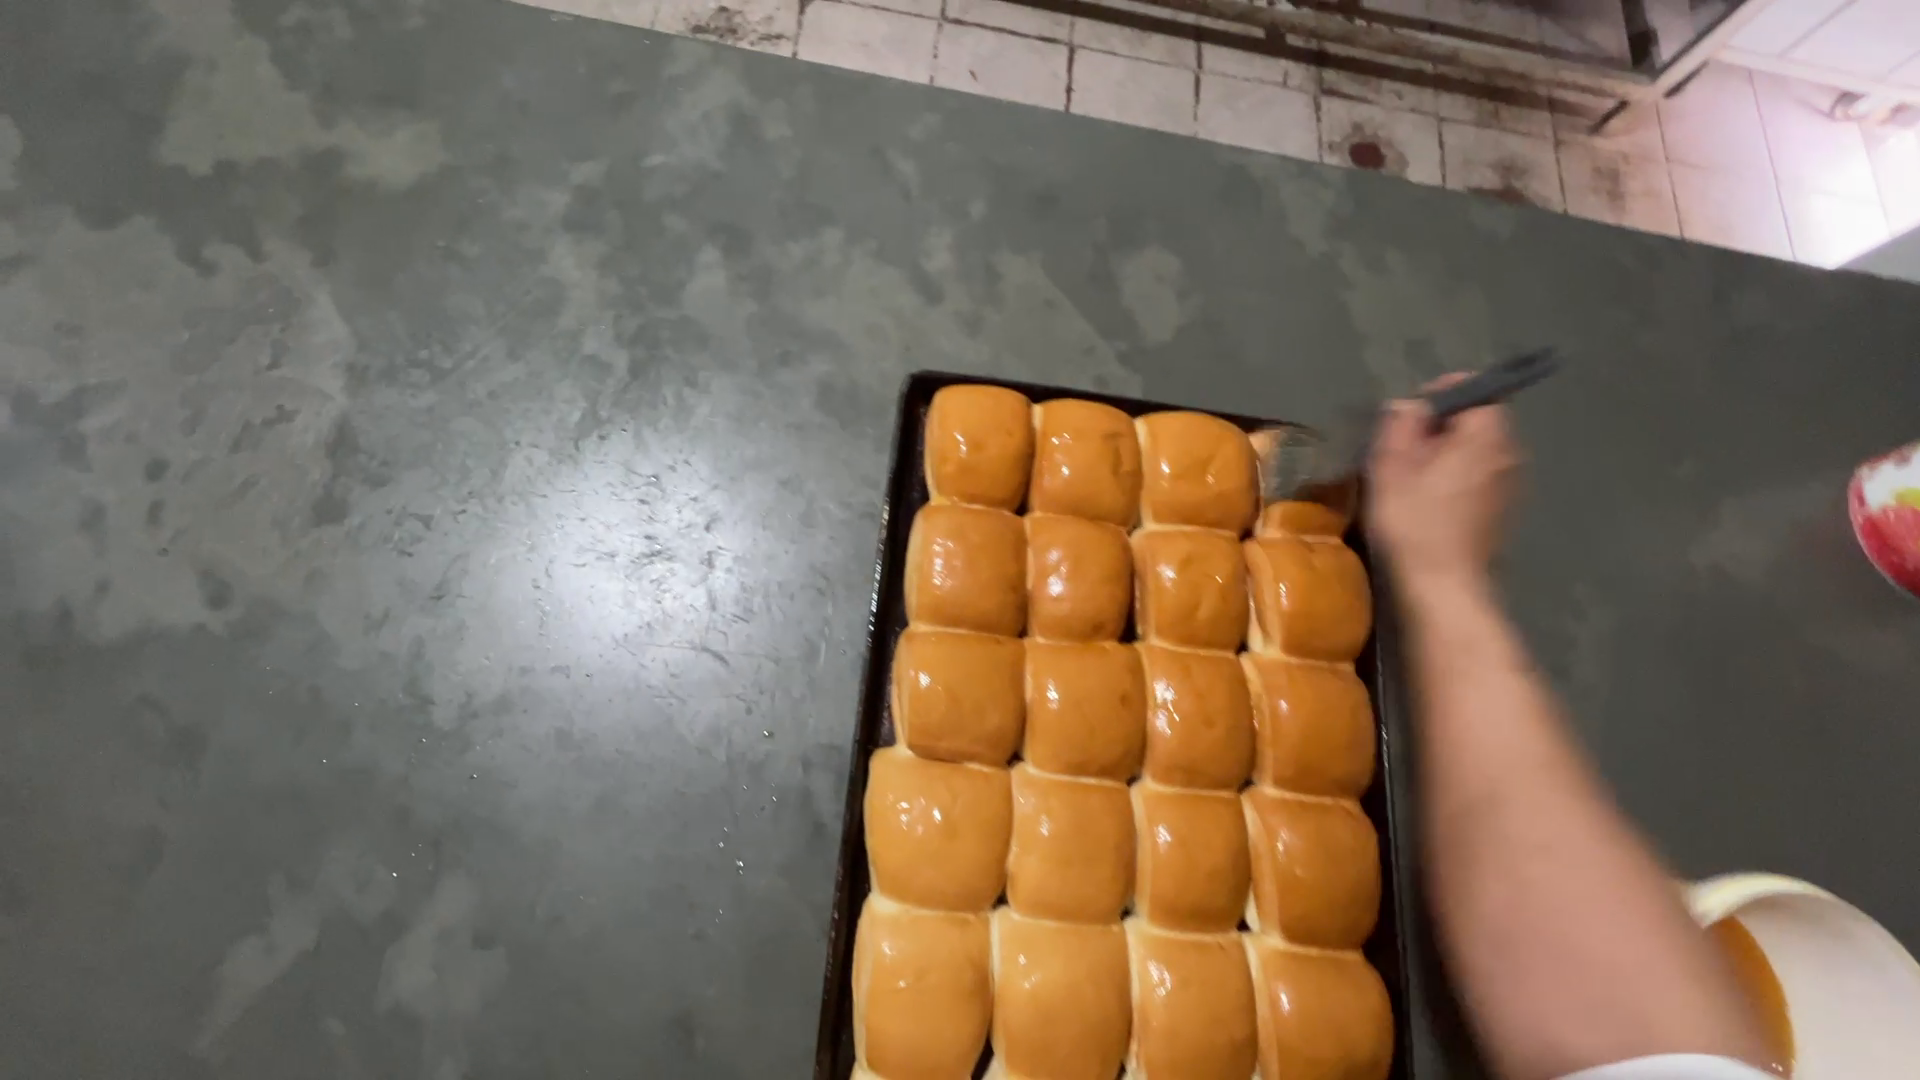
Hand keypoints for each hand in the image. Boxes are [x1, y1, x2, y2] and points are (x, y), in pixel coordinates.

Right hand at [1367, 375, 1518, 588]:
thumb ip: (1401, 426)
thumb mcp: (1391, 467)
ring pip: (1480, 450)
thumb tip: (1409, 404)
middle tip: (1405, 445)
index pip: (1478, 391)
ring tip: (1414, 472)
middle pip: (1480, 421)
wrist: (1443, 582)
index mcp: (1485, 436)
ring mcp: (1511, 484)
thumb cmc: (1413, 521)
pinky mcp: (1503, 509)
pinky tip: (1431, 498)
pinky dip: (1459, 475)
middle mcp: (1509, 453)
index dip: (1444, 393)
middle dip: (1445, 425)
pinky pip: (1482, 475)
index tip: (1412, 412)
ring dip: (1451, 452)